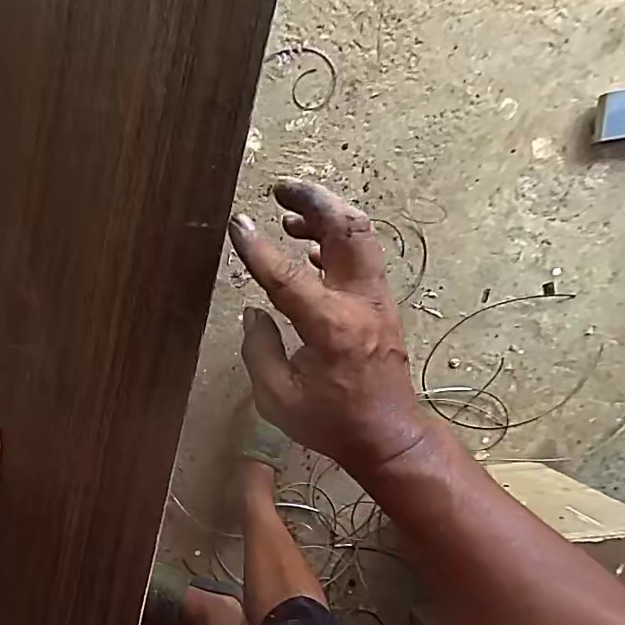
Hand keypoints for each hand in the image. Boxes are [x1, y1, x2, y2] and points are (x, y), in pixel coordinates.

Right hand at [228, 181, 430, 474]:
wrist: (387, 434)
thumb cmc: (329, 421)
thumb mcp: (276, 396)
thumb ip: (259, 349)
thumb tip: (254, 313)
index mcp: (330, 328)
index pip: (288, 276)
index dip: (258, 248)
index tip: (237, 223)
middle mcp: (360, 304)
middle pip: (349, 231)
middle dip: (315, 201)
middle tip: (280, 189)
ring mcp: (377, 300)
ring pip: (363, 236)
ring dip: (328, 214)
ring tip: (290, 211)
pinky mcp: (381, 304)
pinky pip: (363, 256)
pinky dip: (337, 238)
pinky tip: (310, 244)